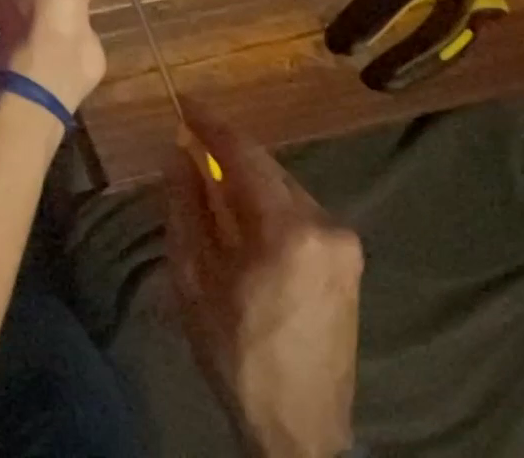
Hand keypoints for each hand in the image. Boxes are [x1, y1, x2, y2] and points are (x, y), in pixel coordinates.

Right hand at [165, 111, 362, 457]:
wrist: (300, 423)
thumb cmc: (234, 351)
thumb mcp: (194, 276)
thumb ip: (185, 207)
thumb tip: (176, 154)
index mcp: (286, 228)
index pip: (243, 153)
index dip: (210, 122)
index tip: (183, 100)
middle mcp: (325, 223)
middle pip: (267, 167)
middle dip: (225, 151)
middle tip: (186, 141)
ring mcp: (344, 243)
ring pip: (283, 188)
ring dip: (244, 179)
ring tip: (205, 182)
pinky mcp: (348, 260)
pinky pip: (298, 212)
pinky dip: (265, 203)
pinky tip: (239, 216)